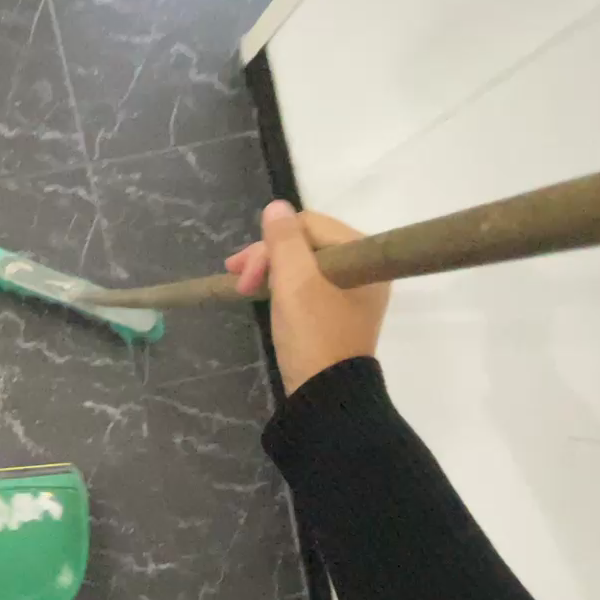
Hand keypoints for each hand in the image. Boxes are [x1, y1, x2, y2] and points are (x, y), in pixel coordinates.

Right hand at [225, 201, 390, 394]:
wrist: (323, 393)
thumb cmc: (312, 335)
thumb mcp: (294, 283)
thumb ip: (284, 241)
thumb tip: (276, 206)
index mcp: (362, 255)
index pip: (309, 225)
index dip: (270, 244)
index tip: (241, 272)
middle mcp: (362, 268)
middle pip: (306, 243)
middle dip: (267, 257)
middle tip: (237, 282)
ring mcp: (350, 291)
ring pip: (303, 264)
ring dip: (270, 271)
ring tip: (243, 289)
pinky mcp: (337, 312)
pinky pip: (307, 284)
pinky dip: (282, 286)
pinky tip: (263, 295)